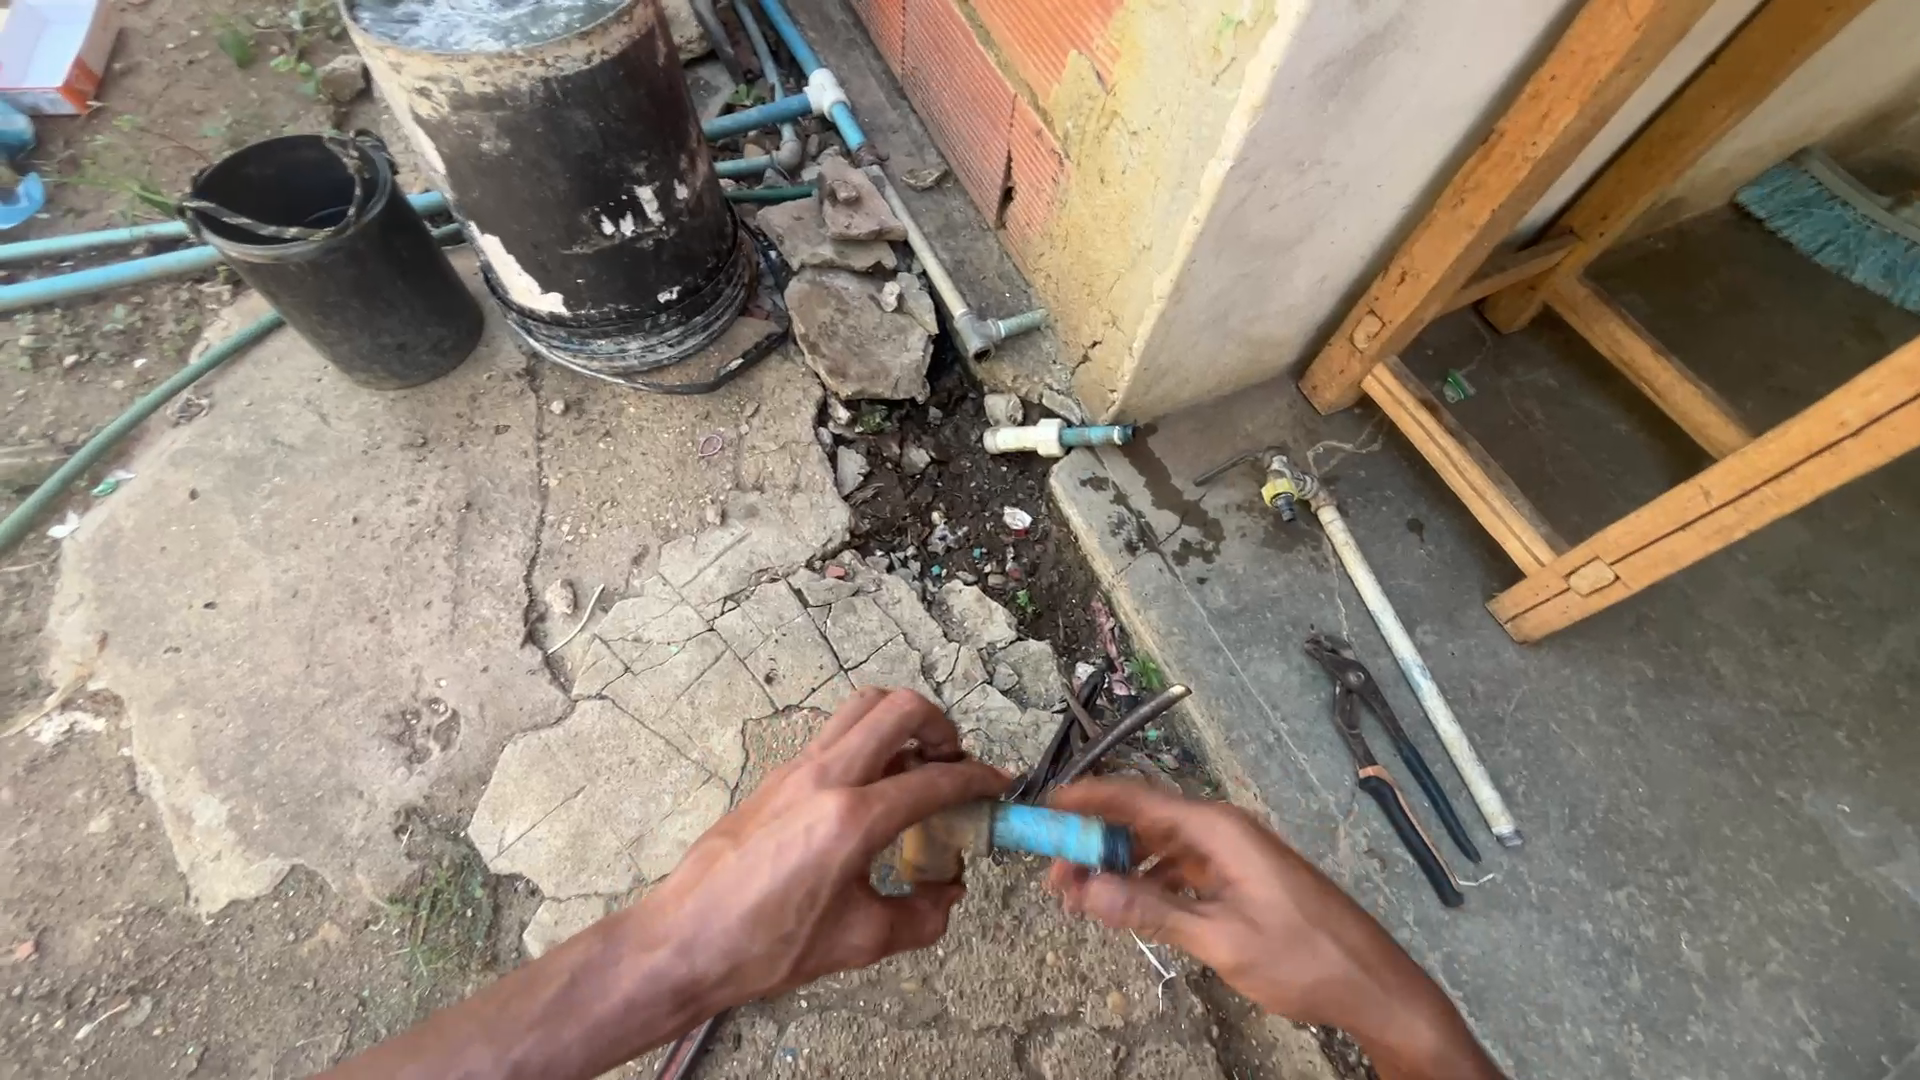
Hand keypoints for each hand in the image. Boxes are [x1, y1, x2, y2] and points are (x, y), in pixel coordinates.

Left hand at [636, 688, 1007, 1011]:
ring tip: (914, 762)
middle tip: (951, 761)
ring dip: (901, 721)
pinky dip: (869, 739)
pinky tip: (872, 785)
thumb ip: (920, 917)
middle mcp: (828, 775)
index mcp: (852, 818)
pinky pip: (838, 731)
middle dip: (941, 725)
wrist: (683, 938)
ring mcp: (799, 765)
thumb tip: (949, 895)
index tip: (998, 783)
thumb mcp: (857, 943)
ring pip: (863, 705)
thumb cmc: (768, 946)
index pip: (934, 780)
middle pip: (900, 708)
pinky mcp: (780, 770)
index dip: (977, 779)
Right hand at [1046, 780, 1501, 1078]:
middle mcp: (1218, 828)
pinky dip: (1147, 881)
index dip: (1087, 797)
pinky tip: (1127, 903)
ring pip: (1156, 845)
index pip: (1136, 798)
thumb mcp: (1219, 939)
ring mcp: (1228, 851)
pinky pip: (1178, 866)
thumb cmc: (1302, 958)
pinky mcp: (1235, 875)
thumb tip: (1085, 888)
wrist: (1376, 987)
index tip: (1046, 806)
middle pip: (1141, 821)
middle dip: (1094, 842)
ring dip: (1118, 865)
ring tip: (1080, 895)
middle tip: (1055, 875)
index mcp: (1215, 828)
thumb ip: (1149, 909)